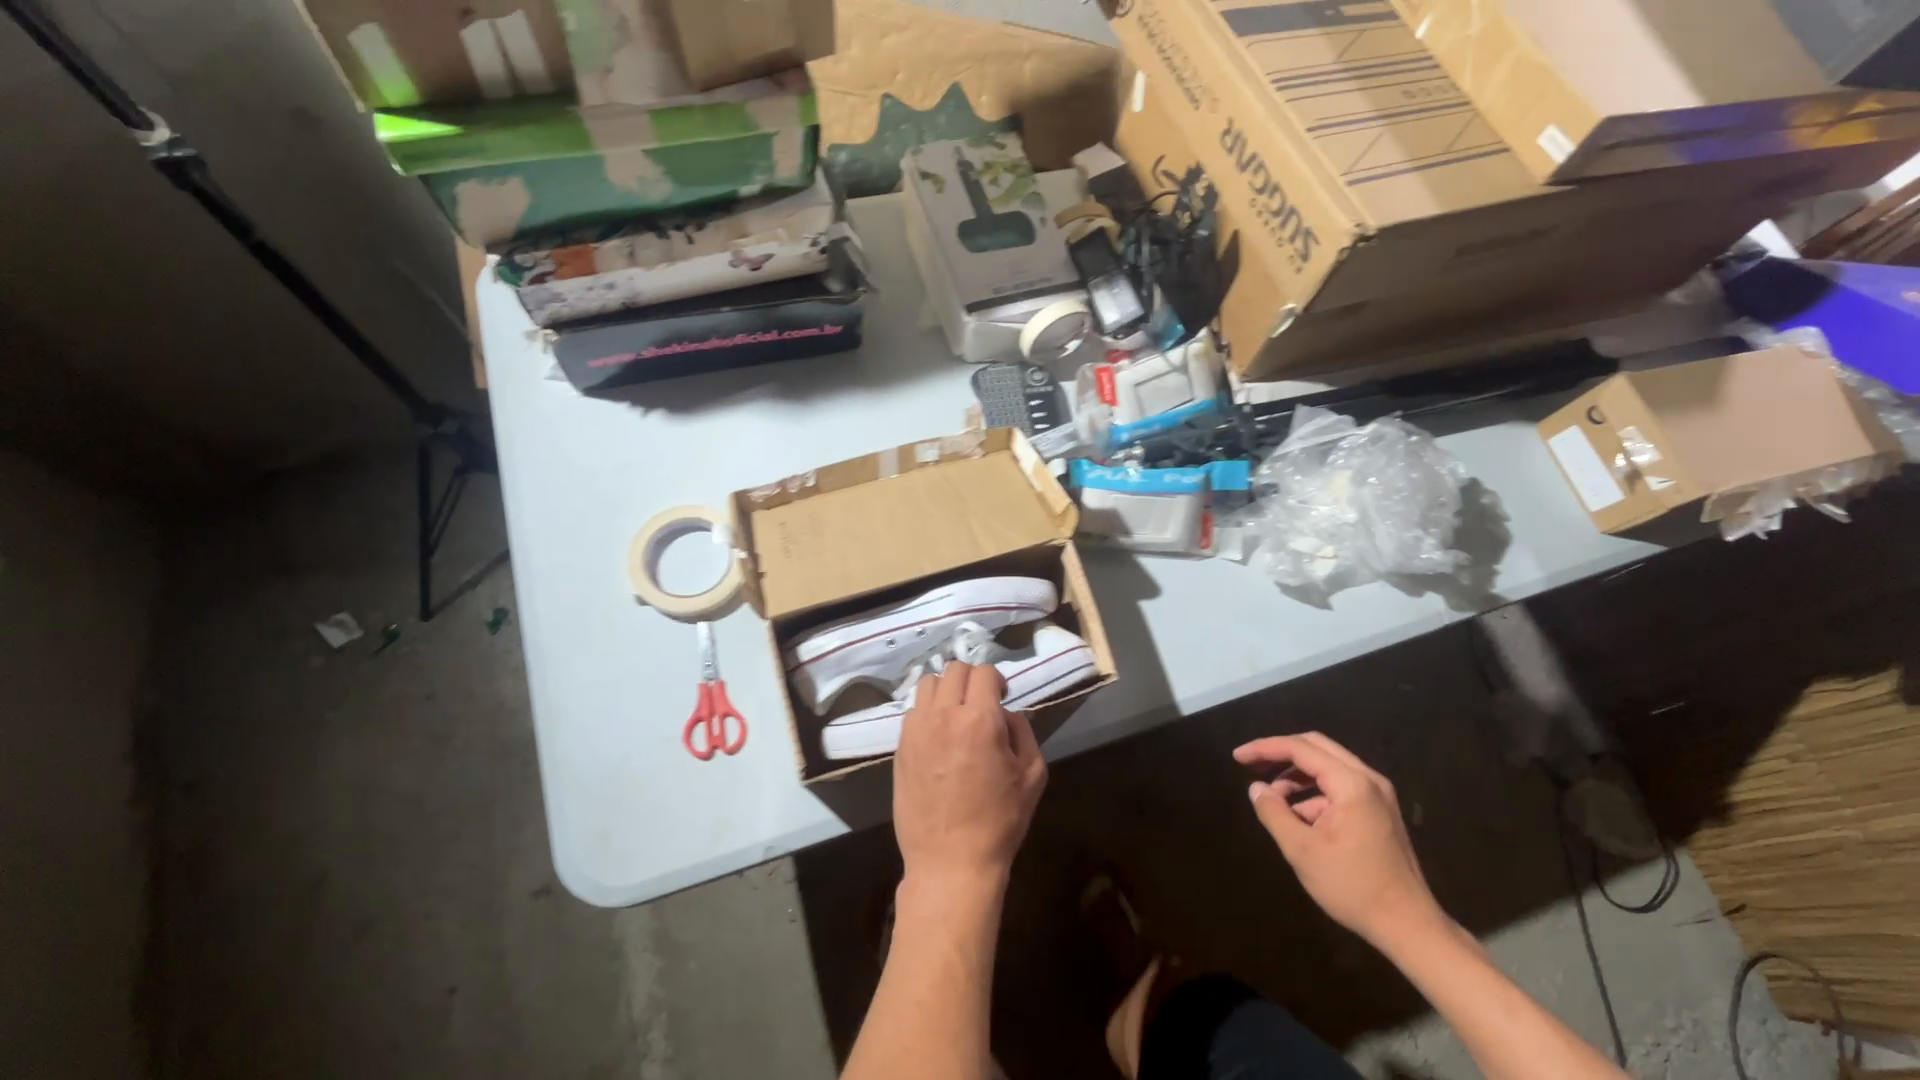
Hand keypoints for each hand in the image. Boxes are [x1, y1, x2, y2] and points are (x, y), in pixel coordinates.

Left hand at [893, 663, 1047, 889]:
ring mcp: (916, 731)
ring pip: (927, 684)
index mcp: (979, 720)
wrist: (950, 861)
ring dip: (946, 690)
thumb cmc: (999, 822)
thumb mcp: (1032, 775)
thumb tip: (1006, 713)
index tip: (1002, 698)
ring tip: (956, 716)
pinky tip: (939, 736)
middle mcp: (943, 716)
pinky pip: (913, 712)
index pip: (984, 672)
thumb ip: (1022, 732)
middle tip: (981, 704)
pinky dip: (927, 712)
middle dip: (972, 679)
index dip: (997, 680)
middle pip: (953, 670)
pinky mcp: (900, 748)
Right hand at [1235, 732, 1443, 946]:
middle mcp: (1368, 780)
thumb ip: (1275, 813)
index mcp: (1352, 784)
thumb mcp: (1302, 851)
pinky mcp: (1379, 811)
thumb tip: (1256, 788)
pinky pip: (1340, 787)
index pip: (1301, 749)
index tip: (1237, 756)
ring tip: (1272, 797)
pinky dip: (1315, 794)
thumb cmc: (1353, 887)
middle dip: (1281, 753)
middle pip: (1317, 748)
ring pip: (1329, 767)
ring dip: (1297, 775)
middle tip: (1251, 764)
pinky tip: (1298, 818)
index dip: (1265, 748)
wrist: (1407, 924)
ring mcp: (1378, 795)